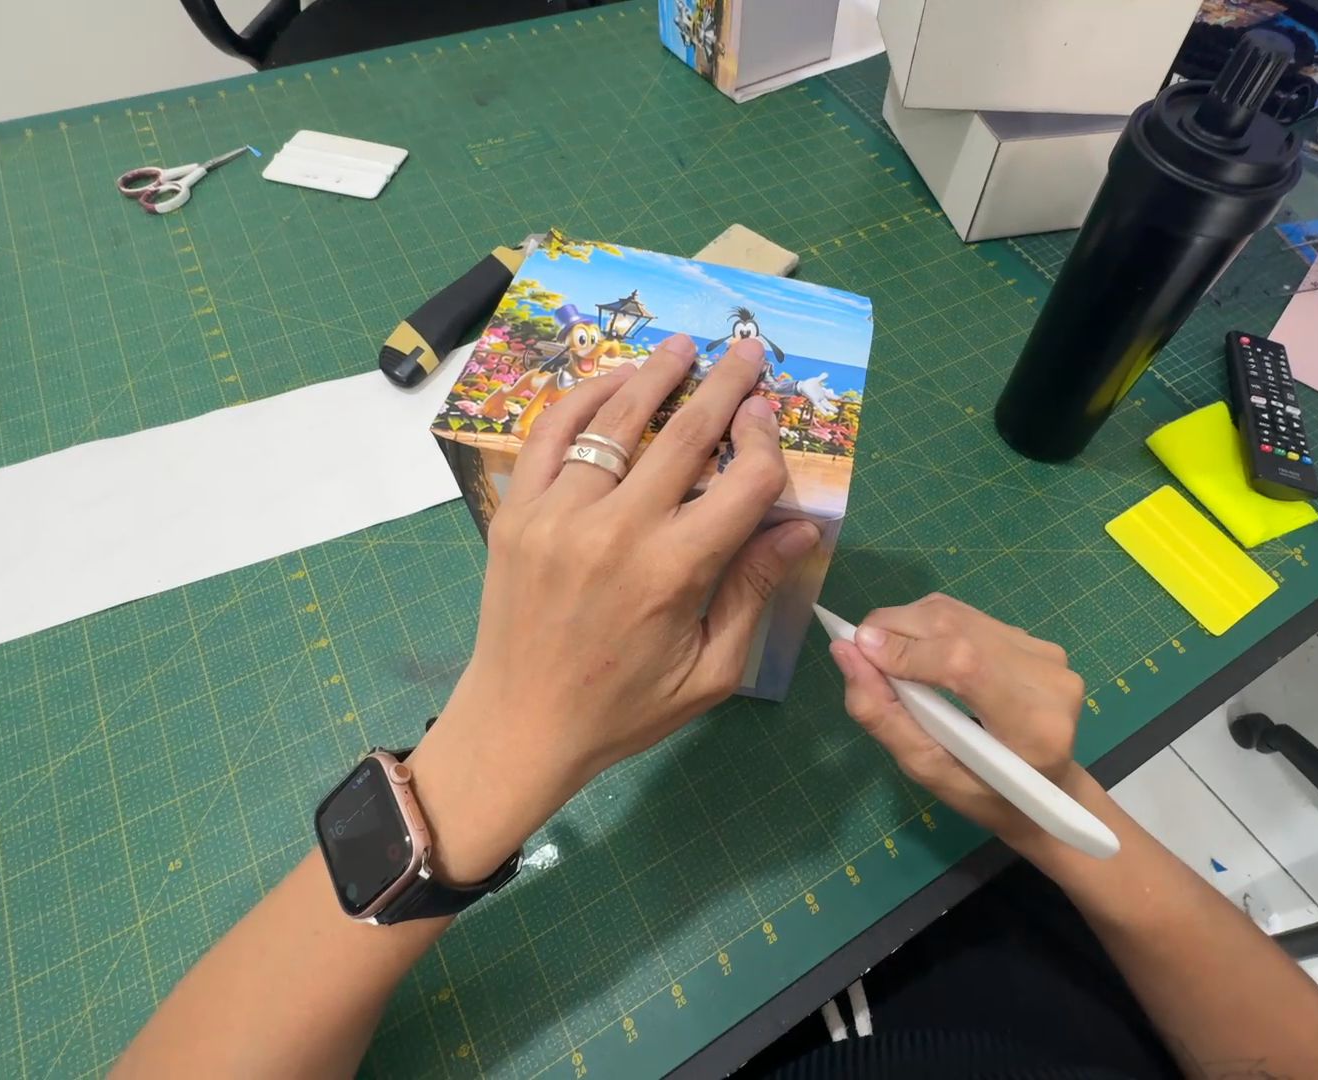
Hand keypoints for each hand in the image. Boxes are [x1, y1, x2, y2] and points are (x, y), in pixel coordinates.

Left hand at [408, 335, 819, 880]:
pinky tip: (615, 382)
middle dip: (726, 387)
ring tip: (683, 346)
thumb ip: (753, 593)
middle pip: (686, 435)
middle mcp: (616, 530)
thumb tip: (799, 530)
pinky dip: (584, 399)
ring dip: (656, 376)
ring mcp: (558, 514)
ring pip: (617, 421)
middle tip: (746, 350)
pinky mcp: (517, 512)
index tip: (770, 417)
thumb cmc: (626, 708)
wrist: (519, 726)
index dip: (766, 445)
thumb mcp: (710, 671)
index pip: (742, 484)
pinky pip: (551, 435)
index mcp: (673, 572)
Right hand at [828, 593, 1095, 847]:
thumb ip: (882, 715)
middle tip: (861, 649)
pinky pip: (968, 616)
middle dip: (894, 629)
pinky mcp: (1038, 640)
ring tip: (890, 654)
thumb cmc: (983, 793)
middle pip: (955, 627)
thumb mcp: (925, 770)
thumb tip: (844, 652)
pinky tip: (924, 651)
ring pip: (957, 614)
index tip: (857, 649)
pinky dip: (931, 625)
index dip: (905, 649)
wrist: (1048, 789)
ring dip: (909, 624)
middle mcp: (1047, 680)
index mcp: (1031, 726)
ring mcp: (1047, 654)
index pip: (962, 663)